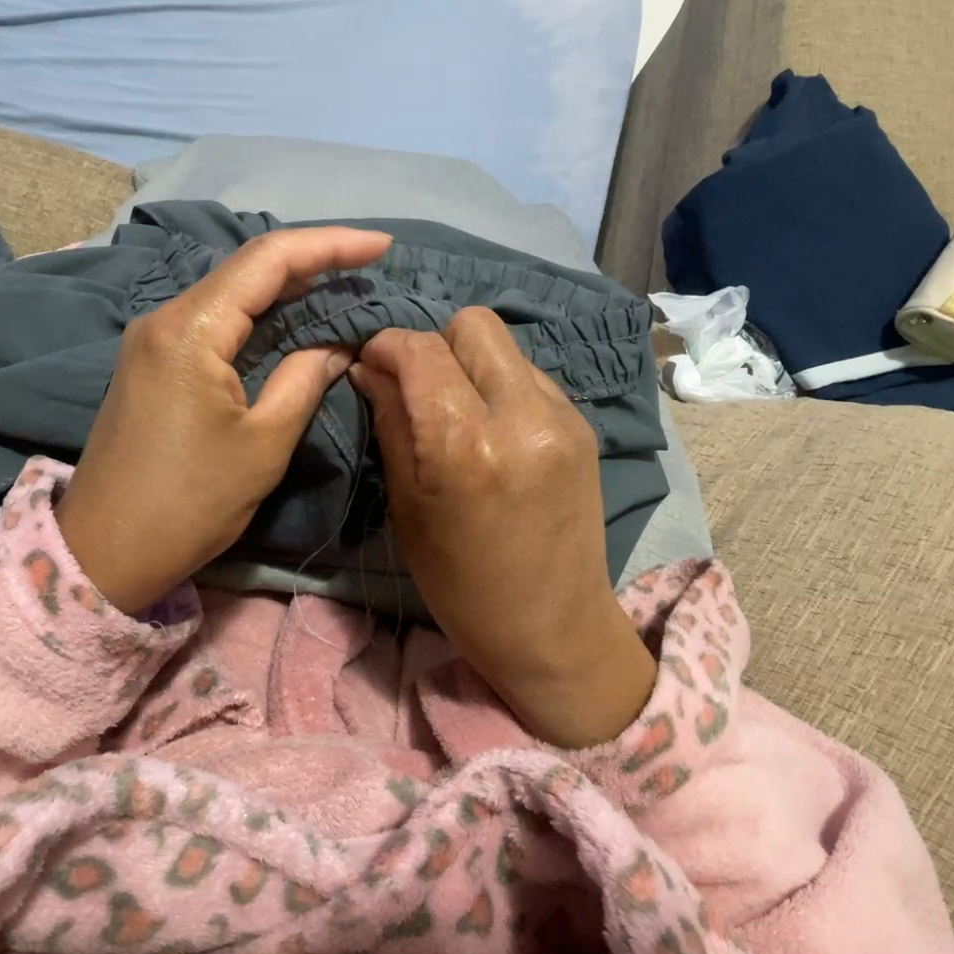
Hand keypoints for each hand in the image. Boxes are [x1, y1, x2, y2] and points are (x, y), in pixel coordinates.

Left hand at [56, 226, 392, 611]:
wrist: (106, 551)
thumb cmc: (190, 503)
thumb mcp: (263, 444)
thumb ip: (304, 379)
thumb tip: (337, 345)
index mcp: (190, 329)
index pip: (268, 260)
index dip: (330, 245)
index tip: (382, 245)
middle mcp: (164, 319)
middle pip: (246, 268)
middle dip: (312, 260)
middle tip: (369, 265)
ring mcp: (153, 340)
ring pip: (229, 293)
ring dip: (286, 287)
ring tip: (343, 285)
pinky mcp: (152, 363)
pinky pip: (213, 320)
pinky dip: (258, 315)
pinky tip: (292, 319)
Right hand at [352, 308, 655, 747]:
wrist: (553, 628)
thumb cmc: (461, 584)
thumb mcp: (407, 507)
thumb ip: (391, 423)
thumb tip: (370, 370)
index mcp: (466, 445)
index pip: (421, 350)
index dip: (386, 346)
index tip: (371, 365)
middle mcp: (522, 416)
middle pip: (472, 325)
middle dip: (434, 344)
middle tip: (417, 387)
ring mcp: (562, 417)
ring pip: (504, 346)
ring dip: (470, 364)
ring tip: (457, 411)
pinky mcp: (583, 426)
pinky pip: (530, 377)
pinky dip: (501, 387)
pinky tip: (493, 430)